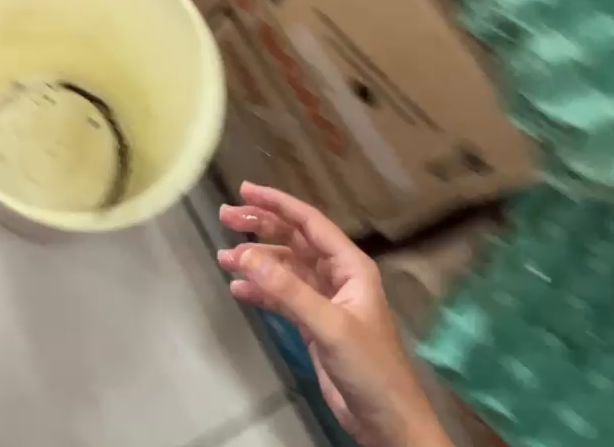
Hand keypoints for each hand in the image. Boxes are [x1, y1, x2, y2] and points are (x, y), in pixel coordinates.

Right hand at [218, 183, 452, 446]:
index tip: (245, 190)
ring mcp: (324, 300)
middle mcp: (336, 276)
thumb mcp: (328, 324)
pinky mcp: (313, 324)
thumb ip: (286, 289)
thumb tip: (244, 254)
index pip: (309, 222)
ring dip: (255, 262)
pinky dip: (259, 291)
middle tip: (225, 216)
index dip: (277, 203)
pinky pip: (281, 296)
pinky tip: (238, 290)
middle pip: (293, 240)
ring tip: (224, 258)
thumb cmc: (369, 368)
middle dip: (260, 226)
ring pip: (283, 268)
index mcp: (350, 266)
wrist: (388, 424)